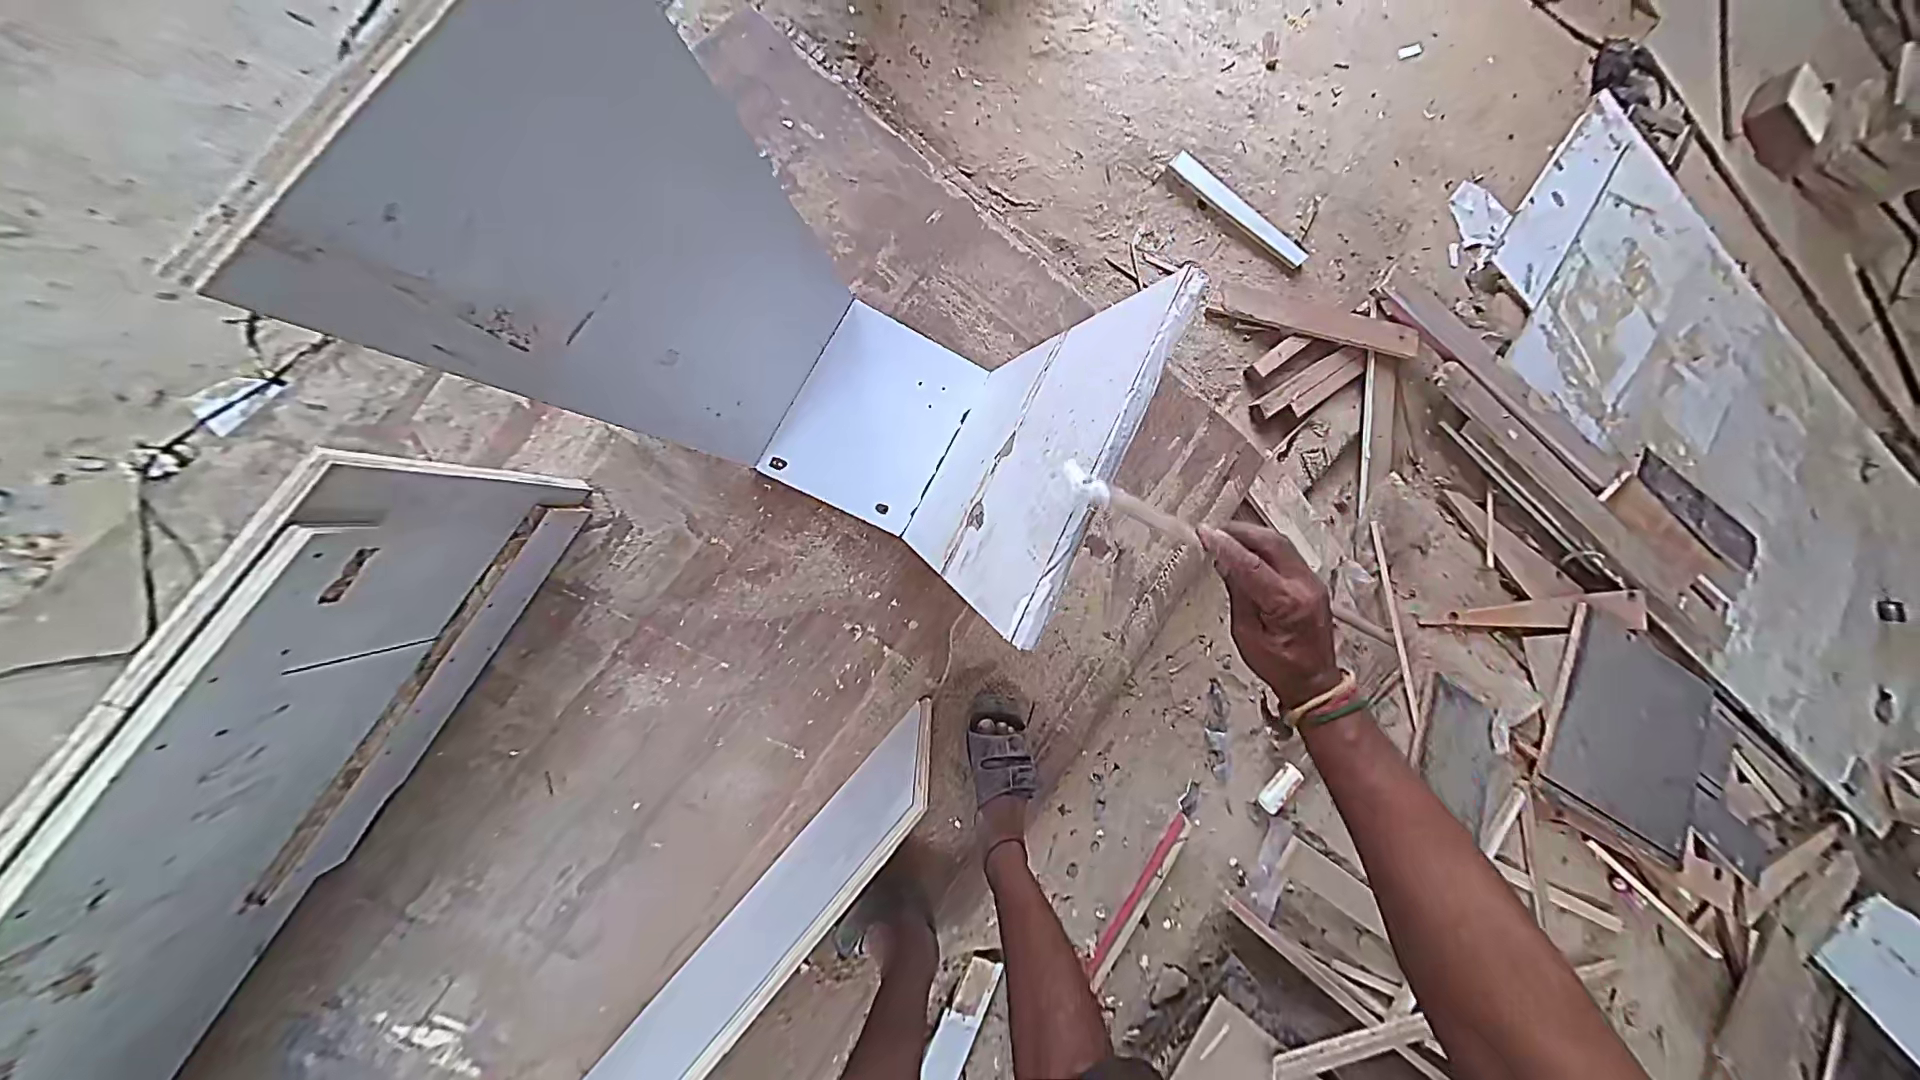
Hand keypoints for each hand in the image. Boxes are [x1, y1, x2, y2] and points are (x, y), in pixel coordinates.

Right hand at [1199, 522, 1340, 706]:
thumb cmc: (1282, 666)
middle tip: (1213, 531)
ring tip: (1225, 537)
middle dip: (1239, 532)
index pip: (1251, 564)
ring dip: (1251, 536)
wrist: (1314, 680)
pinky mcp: (1311, 581)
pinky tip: (1245, 549)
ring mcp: (1312, 581)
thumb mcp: (1246, 633)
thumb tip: (1225, 564)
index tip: (1206, 535)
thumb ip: (1238, 595)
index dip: (1225, 546)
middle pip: (1271, 542)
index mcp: (1288, 603)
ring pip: (1280, 543)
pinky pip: (1285, 553)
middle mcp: (1305, 587)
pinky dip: (1262, 546)